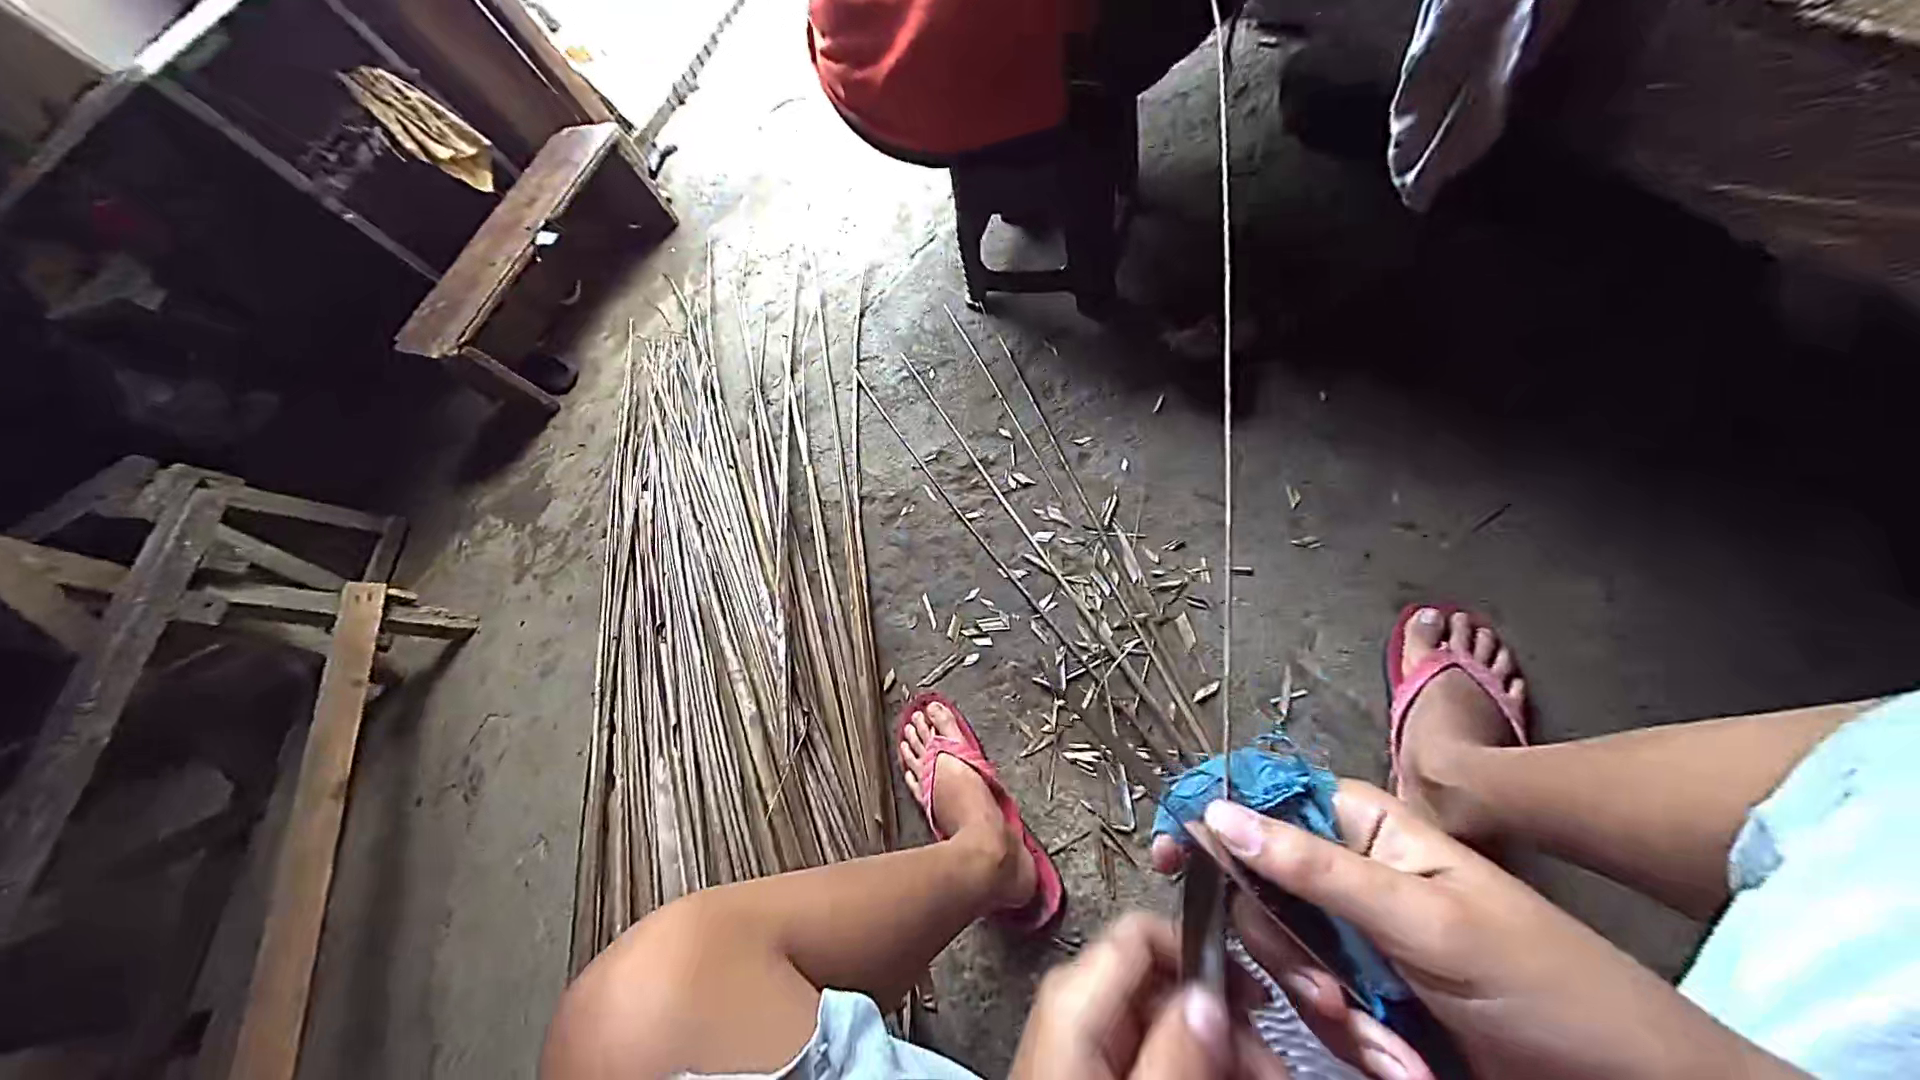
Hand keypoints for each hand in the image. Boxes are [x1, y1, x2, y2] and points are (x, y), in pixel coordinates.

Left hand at [1009, 913, 1287, 1079]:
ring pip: (1162, 1018)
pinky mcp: (1091, 1063)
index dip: (1198, 951)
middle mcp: (1076, 1002)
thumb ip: (1176, 1052)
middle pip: (1161, 982)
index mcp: (1075, 995)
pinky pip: (1148, 1049)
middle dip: (1221, 1020)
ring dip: (1215, 1049)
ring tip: (1259, 1078)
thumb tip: (1211, 999)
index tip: (1249, 994)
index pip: (1140, 932)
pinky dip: (1189, 1065)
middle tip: (1270, 1066)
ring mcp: (1083, 1034)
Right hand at [1178, 782, 1806, 1079]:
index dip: (1214, 816)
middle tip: (1327, 991)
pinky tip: (1399, 1060)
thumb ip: (1312, 866)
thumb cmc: (1541, 983)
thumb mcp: (1423, 918)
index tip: (1173, 852)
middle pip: (1256, 882)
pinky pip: (1310, 1000)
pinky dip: (1348, 1036)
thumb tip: (1215, 813)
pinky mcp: (1359, 990)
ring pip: (1278, 948)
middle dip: (1287, 948)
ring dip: (1325, 1003)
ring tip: (1388, 1043)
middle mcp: (1343, 869)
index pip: (1264, 798)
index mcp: (1360, 826)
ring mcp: (1349, 933)